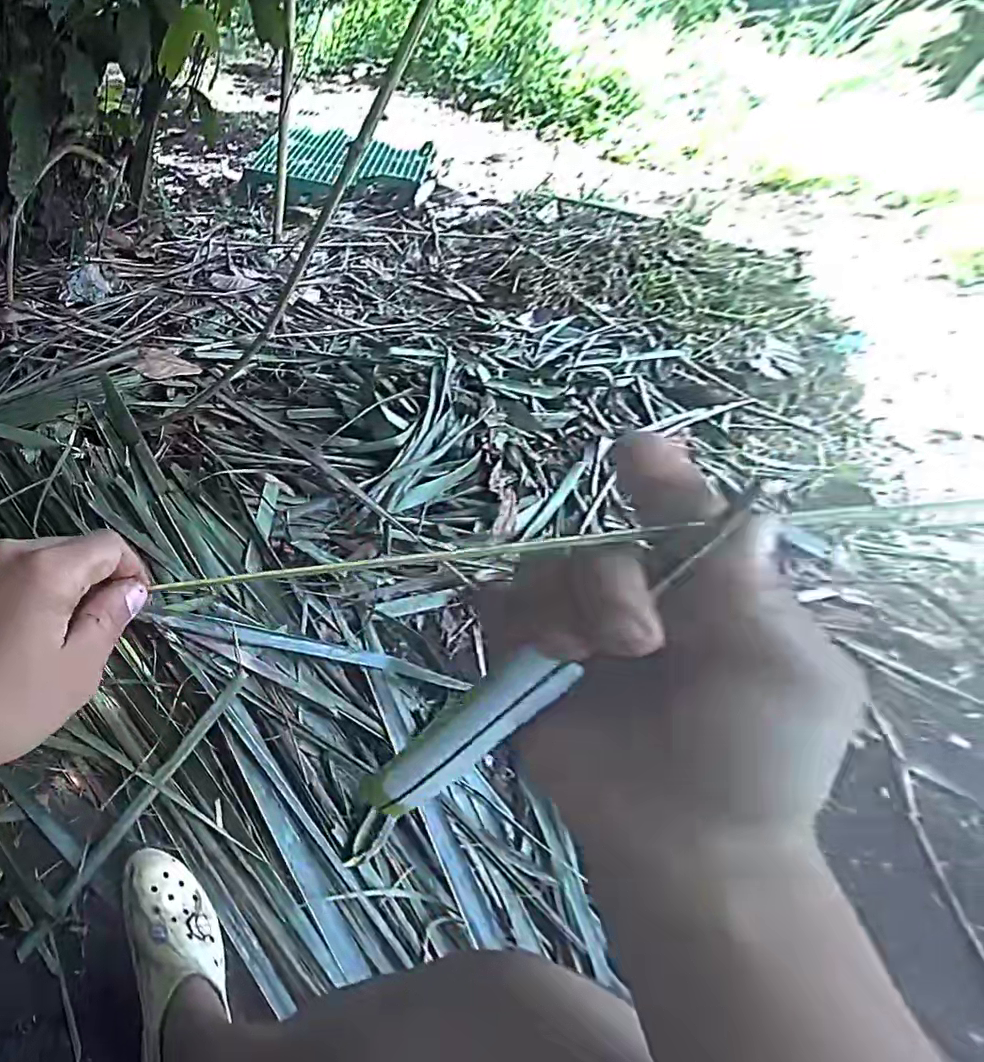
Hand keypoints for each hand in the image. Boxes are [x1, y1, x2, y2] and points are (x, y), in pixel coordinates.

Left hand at [0, 532, 147, 829]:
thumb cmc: (6, 706)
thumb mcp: (75, 671)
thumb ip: (109, 619)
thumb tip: (132, 588)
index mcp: (44, 567)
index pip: (107, 544)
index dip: (132, 570)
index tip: (135, 609)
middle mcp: (9, 551)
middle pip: (72, 548)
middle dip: (96, 580)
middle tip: (97, 634)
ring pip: (39, 561)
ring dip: (62, 588)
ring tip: (56, 641)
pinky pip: (8, 574)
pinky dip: (28, 593)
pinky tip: (17, 637)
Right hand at [483, 434, 866, 860]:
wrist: (676, 832)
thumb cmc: (757, 757)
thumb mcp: (783, 674)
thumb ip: (749, 594)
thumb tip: (746, 510)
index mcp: (706, 596)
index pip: (678, 521)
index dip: (657, 481)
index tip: (634, 446)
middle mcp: (632, 601)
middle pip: (591, 548)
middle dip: (606, 585)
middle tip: (636, 644)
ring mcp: (568, 628)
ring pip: (535, 573)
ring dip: (559, 609)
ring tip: (582, 660)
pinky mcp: (517, 655)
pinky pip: (494, 608)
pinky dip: (513, 621)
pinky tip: (543, 657)